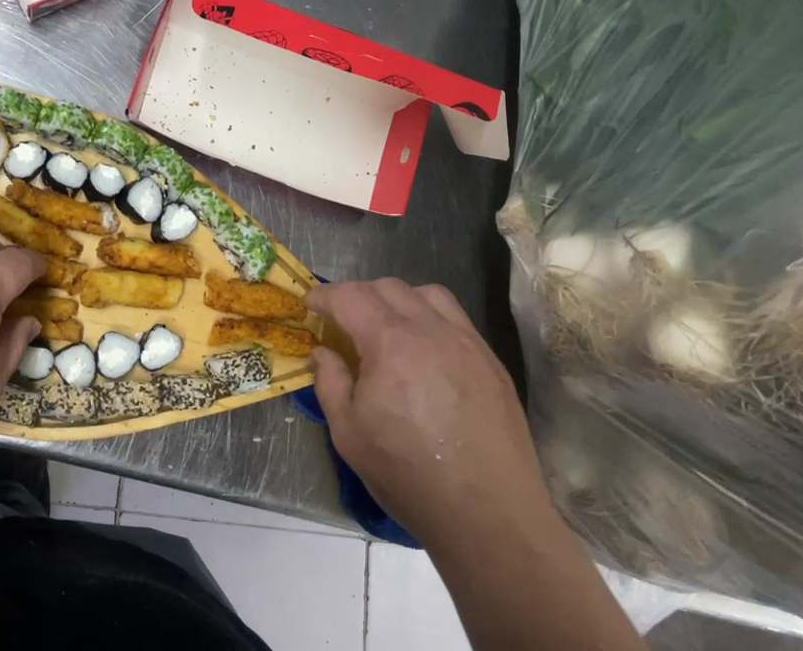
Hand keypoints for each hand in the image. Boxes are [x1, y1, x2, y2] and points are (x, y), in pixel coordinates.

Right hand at [309, 279, 549, 549]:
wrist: (489, 514)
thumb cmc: (409, 475)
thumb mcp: (349, 435)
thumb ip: (330, 383)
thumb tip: (323, 352)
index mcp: (390, 344)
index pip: (350, 296)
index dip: (324, 296)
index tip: (310, 307)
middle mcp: (431, 331)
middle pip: (388, 288)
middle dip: (358, 296)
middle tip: (343, 323)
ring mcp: (468, 344)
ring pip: (428, 294)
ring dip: (399, 300)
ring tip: (387, 329)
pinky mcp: (491, 362)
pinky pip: (457, 319)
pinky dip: (431, 319)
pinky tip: (424, 352)